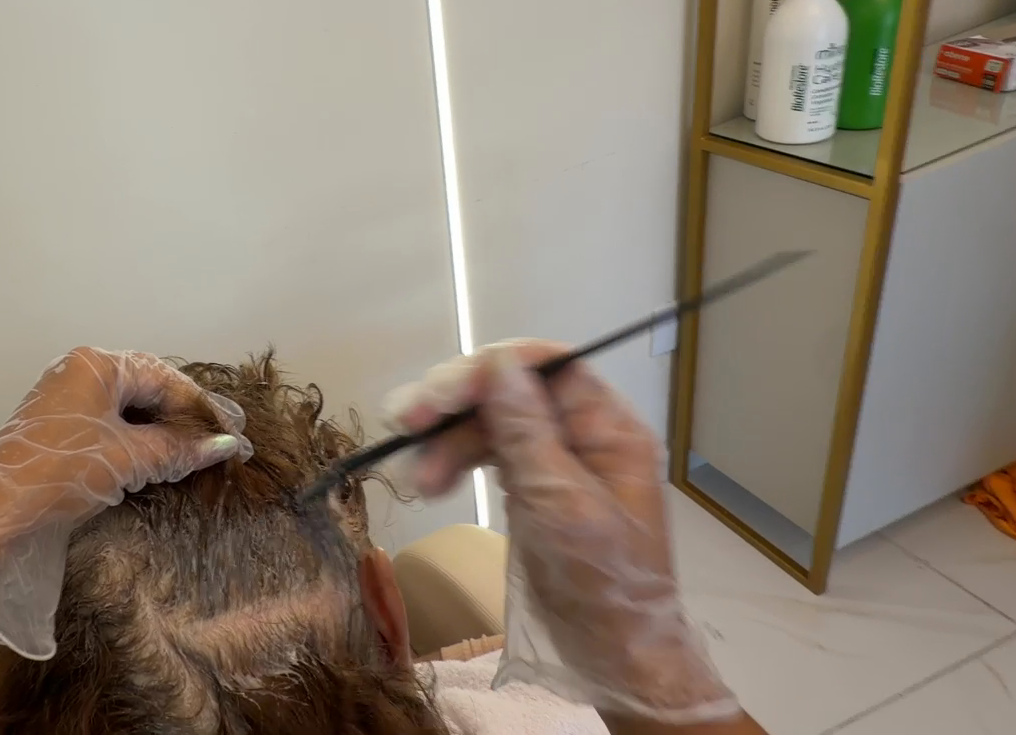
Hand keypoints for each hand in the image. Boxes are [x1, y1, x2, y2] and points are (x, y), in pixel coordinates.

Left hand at [0, 347, 250, 659]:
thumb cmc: (62, 472)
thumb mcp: (127, 458)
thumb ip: (178, 449)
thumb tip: (225, 445)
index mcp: (96, 364)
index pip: (162, 377)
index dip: (199, 407)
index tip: (230, 431)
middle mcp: (80, 370)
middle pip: (145, 388)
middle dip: (181, 417)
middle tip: (218, 442)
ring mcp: (67, 396)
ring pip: (128, 407)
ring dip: (160, 430)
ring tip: (194, 453)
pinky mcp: (59, 423)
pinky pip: (110, 422)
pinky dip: (136, 439)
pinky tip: (157, 458)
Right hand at [384, 341, 738, 725]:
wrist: (610, 654)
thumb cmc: (599, 580)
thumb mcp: (560, 501)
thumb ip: (527, 430)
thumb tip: (497, 362)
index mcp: (606, 426)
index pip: (544, 365)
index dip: (488, 368)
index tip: (441, 393)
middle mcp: (576, 428)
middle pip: (504, 387)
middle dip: (452, 403)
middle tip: (405, 420)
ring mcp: (548, 452)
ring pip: (482, 418)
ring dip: (441, 440)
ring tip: (415, 476)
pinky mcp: (524, 476)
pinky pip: (478, 449)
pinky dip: (449, 460)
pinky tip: (427, 481)